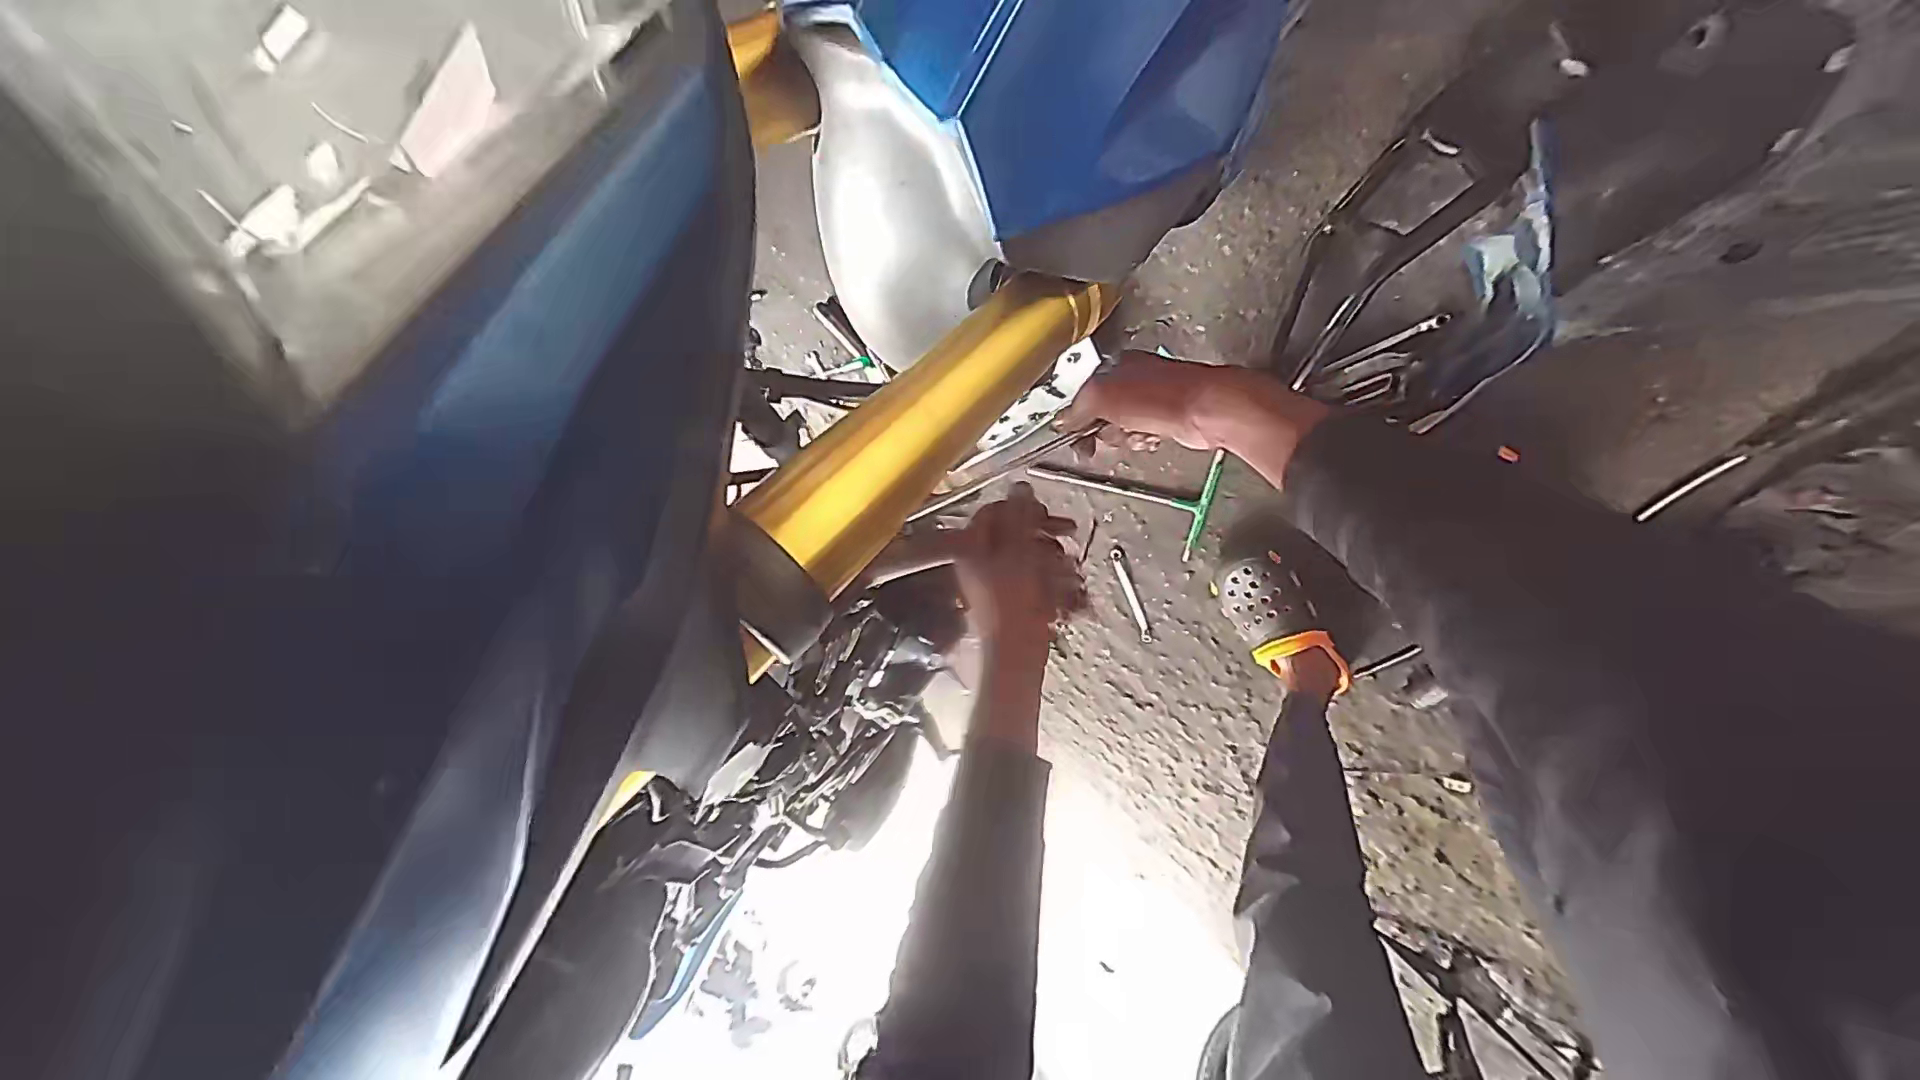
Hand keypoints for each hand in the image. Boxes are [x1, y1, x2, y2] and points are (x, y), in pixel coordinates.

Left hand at [951, 483, 1084, 647]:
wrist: (1017, 651)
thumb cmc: (1014, 601)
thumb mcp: (1018, 549)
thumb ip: (1020, 515)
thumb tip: (1020, 485)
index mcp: (973, 545)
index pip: (995, 510)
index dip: (1022, 507)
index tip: (1045, 512)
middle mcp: (982, 560)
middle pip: (1015, 531)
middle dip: (1045, 533)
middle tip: (1068, 532)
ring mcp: (998, 580)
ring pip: (1031, 554)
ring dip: (1055, 559)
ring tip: (1067, 571)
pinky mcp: (1015, 597)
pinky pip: (1037, 578)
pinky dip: (1054, 580)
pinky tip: (1067, 589)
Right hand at [1057, 351, 1330, 484]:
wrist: (1206, 411)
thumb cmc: (1159, 397)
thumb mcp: (1102, 398)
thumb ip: (1076, 409)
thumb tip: (1061, 422)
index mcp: (1114, 364)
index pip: (1082, 391)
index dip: (1076, 414)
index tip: (1074, 432)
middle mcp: (1132, 377)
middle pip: (1099, 413)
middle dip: (1103, 429)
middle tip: (1112, 432)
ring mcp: (1150, 397)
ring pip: (1120, 427)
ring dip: (1124, 437)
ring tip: (1138, 434)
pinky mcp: (1165, 417)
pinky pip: (1140, 434)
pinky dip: (1142, 440)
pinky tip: (1152, 437)